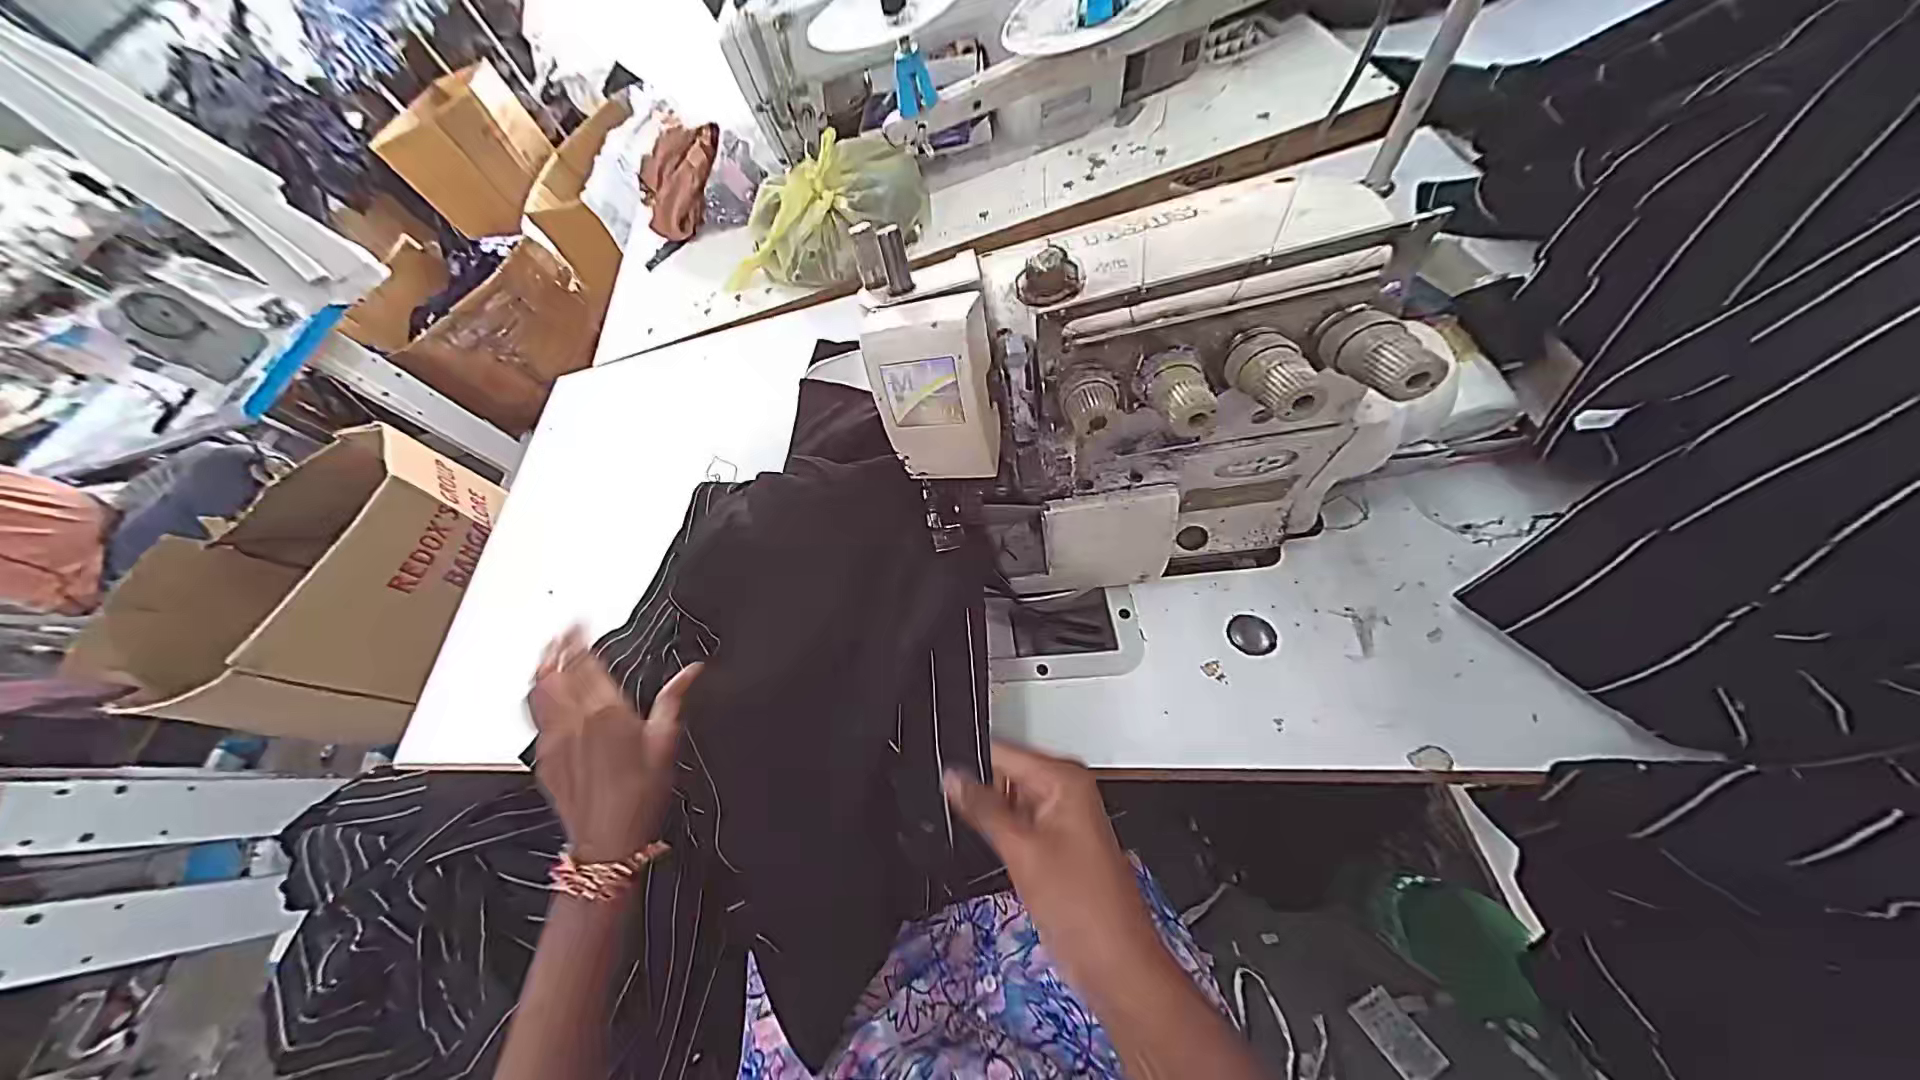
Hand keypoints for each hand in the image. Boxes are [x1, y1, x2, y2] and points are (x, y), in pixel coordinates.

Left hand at [528, 627, 702, 862]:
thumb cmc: (641, 794)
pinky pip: (534, 717)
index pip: (584, 663)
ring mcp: (553, 740)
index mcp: (607, 712)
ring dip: (540, 668)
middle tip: (562, 631)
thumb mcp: (667, 741)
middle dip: (556, 646)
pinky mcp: (543, 758)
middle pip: (554, 672)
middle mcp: (574, 721)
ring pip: (537, 692)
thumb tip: (691, 671)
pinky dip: (537, 696)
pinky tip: (544, 694)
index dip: (578, 639)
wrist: (608, 839)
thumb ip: (674, 699)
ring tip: (546, 653)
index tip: (579, 624)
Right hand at [942, 740, 1161, 987]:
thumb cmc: (1079, 906)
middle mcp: (1066, 788)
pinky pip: (1020, 822)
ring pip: (1009, 800)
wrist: (1116, 965)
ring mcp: (1062, 815)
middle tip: (954, 813)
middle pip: (1005, 774)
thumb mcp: (1021, 850)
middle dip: (980, 792)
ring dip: (990, 816)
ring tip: (973, 834)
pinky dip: (1003, 833)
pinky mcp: (1057, 841)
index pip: (1002, 752)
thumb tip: (951, 777)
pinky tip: (993, 851)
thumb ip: (982, 807)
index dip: (968, 763)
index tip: (938, 778)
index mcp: (1064, 777)